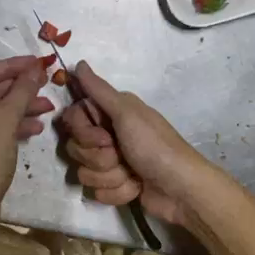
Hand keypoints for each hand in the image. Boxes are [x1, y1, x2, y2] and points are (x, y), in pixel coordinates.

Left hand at [0, 56, 54, 223]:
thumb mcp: (4, 121)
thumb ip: (21, 91)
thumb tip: (35, 70)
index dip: (13, 66)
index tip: (37, 61)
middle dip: (18, 91)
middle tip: (46, 85)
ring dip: (17, 109)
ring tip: (47, 108)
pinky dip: (7, 126)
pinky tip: (34, 128)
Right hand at [58, 62, 228, 226]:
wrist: (181, 189)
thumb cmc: (155, 146)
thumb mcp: (127, 114)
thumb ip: (99, 90)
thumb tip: (78, 63)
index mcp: (111, 113)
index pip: (73, 119)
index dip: (83, 132)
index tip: (104, 137)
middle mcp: (109, 134)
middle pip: (76, 147)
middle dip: (98, 157)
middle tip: (121, 156)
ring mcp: (112, 162)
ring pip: (84, 172)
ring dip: (111, 176)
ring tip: (133, 175)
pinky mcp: (116, 186)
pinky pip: (98, 192)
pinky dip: (118, 192)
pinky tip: (136, 188)